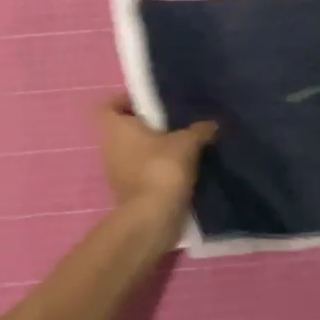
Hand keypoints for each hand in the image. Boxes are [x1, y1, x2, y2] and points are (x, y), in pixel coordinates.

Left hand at [95, 97, 215, 245]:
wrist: (153, 217)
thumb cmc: (162, 168)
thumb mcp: (186, 143)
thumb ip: (198, 130)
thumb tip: (211, 124)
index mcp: (114, 127)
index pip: (108, 106)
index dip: (125, 101)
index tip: (149, 104)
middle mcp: (109, 147)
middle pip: (123, 129)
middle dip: (146, 127)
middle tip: (172, 124)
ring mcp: (116, 172)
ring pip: (133, 152)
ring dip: (152, 150)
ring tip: (181, 147)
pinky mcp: (128, 193)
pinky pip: (141, 173)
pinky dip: (156, 171)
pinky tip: (180, 170)